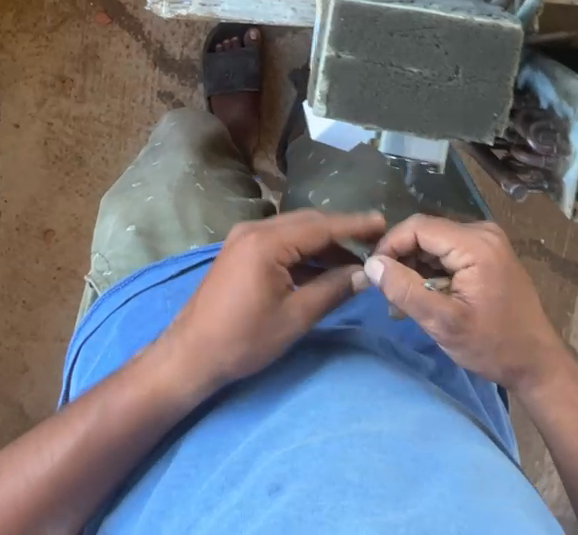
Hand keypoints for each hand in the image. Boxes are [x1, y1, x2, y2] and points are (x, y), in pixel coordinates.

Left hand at [157, 210, 386, 391]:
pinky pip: (281, 242)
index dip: (354, 225)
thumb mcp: (295, 317)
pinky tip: (326, 269)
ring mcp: (245, 238)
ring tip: (357, 260)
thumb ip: (332, 290)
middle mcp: (254, 229)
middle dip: (342, 232)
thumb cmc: (243, 339)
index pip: (320, 226)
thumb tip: (366, 274)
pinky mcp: (241, 250)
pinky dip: (304, 252)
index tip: (384, 223)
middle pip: (308, 223)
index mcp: (266, 241)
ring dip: (324, 244)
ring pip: (294, 231)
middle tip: (376, 241)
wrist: (192, 353)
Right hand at [356, 214, 567, 390]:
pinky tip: (424, 298)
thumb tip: (371, 264)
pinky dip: (431, 272)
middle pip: (425, 233)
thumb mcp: (443, 323)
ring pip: (433, 244)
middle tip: (389, 296)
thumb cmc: (494, 346)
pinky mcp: (487, 254)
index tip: (374, 275)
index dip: (390, 245)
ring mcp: (487, 242)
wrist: (538, 365)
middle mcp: (482, 232)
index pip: (417, 227)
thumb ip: (405, 290)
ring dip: (414, 269)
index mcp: (475, 244)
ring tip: (403, 303)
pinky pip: (447, 253)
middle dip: (401, 261)